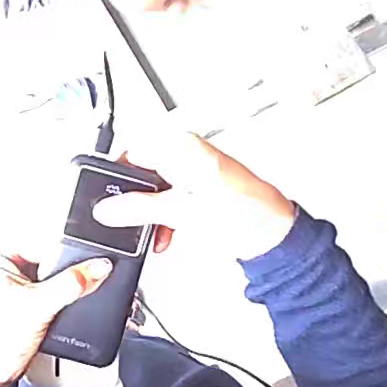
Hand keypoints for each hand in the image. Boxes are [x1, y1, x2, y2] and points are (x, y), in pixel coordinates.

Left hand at [0, 256, 113, 385]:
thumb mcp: (40, 307)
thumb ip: (71, 285)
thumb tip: (97, 267)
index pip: (42, 243)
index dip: (68, 254)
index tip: (93, 263)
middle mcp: (1, 266)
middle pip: (47, 260)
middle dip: (66, 273)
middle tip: (86, 280)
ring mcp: (10, 284)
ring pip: (49, 276)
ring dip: (63, 287)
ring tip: (65, 301)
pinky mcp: (18, 301)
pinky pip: (46, 291)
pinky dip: (58, 298)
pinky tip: (60, 309)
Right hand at [92, 128, 296, 261]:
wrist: (279, 239)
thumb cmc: (247, 216)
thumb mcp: (180, 213)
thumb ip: (137, 209)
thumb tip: (107, 208)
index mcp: (182, 147)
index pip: (132, 153)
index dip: (117, 178)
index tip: (109, 200)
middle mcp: (188, 153)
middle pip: (141, 172)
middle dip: (134, 201)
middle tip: (128, 218)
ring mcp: (195, 171)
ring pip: (154, 189)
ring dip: (149, 213)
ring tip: (153, 231)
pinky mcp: (202, 189)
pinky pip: (169, 198)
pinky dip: (164, 216)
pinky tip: (166, 233)